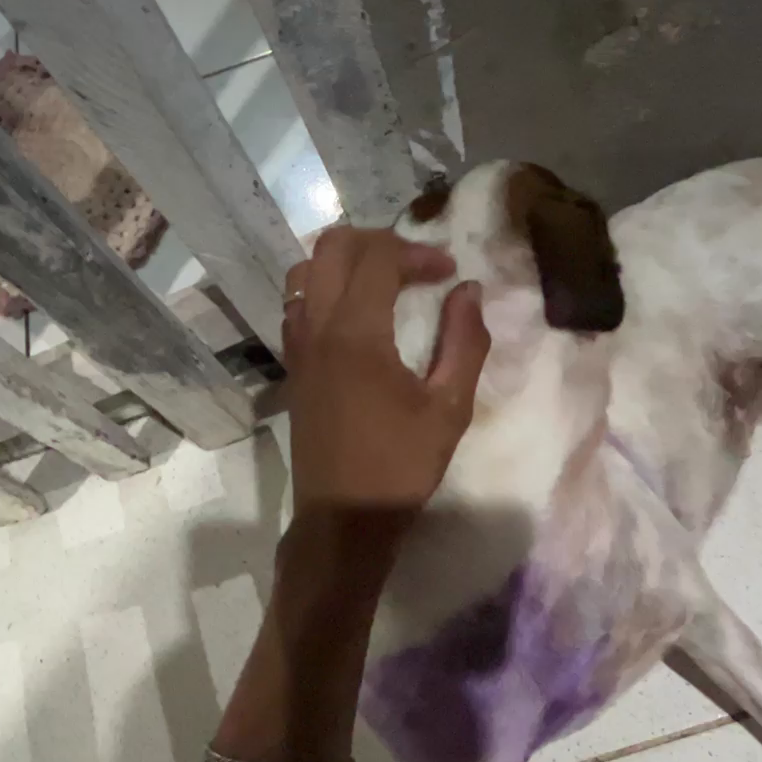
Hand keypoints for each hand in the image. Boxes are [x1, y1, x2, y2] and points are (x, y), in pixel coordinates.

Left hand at [282, 226, 490, 525]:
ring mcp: (297, 347)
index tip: (449, 273)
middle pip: (333, 248)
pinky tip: (356, 316)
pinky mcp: (292, 367)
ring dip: (346, 262)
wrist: (343, 518)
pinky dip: (325, 289)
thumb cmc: (401, 467)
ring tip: (385, 282)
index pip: (378, 258)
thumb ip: (465, 343)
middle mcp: (317, 328)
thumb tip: (469, 292)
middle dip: (379, 242)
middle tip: (417, 266)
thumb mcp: (449, 409)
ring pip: (305, 271)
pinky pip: (298, 303)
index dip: (418, 252)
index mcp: (356, 334)